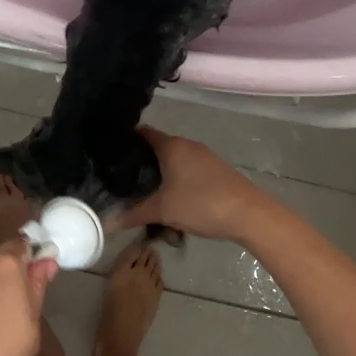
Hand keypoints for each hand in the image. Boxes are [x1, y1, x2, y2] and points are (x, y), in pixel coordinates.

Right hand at [116, 126, 273, 241]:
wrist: (248, 213)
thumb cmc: (201, 203)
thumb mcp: (163, 210)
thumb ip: (133, 214)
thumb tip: (107, 223)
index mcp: (172, 146)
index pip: (143, 133)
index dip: (126, 140)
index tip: (111, 153)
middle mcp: (187, 145)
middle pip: (158, 145)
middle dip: (141, 159)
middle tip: (121, 176)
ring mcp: (204, 156)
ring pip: (174, 158)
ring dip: (160, 170)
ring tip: (142, 188)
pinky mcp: (215, 169)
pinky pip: (188, 167)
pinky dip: (176, 176)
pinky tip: (170, 194)